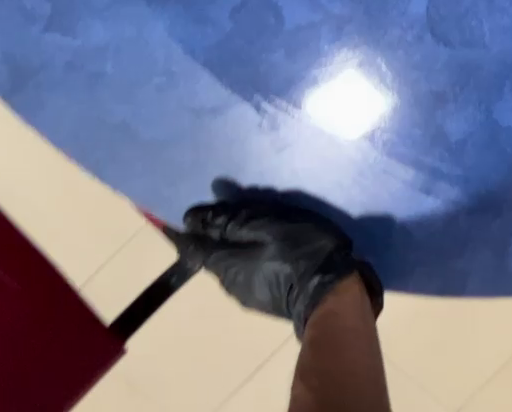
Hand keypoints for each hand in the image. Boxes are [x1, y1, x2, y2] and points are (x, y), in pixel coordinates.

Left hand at [175, 180, 382, 336]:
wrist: (332, 294)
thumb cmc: (301, 252)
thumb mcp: (271, 226)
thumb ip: (234, 221)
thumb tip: (193, 217)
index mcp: (226, 263)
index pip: (192, 247)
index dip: (184, 231)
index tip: (179, 216)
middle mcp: (229, 282)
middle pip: (211, 256)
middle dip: (212, 237)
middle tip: (224, 213)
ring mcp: (248, 294)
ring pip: (230, 266)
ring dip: (233, 248)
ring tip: (250, 230)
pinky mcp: (266, 298)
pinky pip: (247, 273)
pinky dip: (248, 258)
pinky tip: (267, 251)